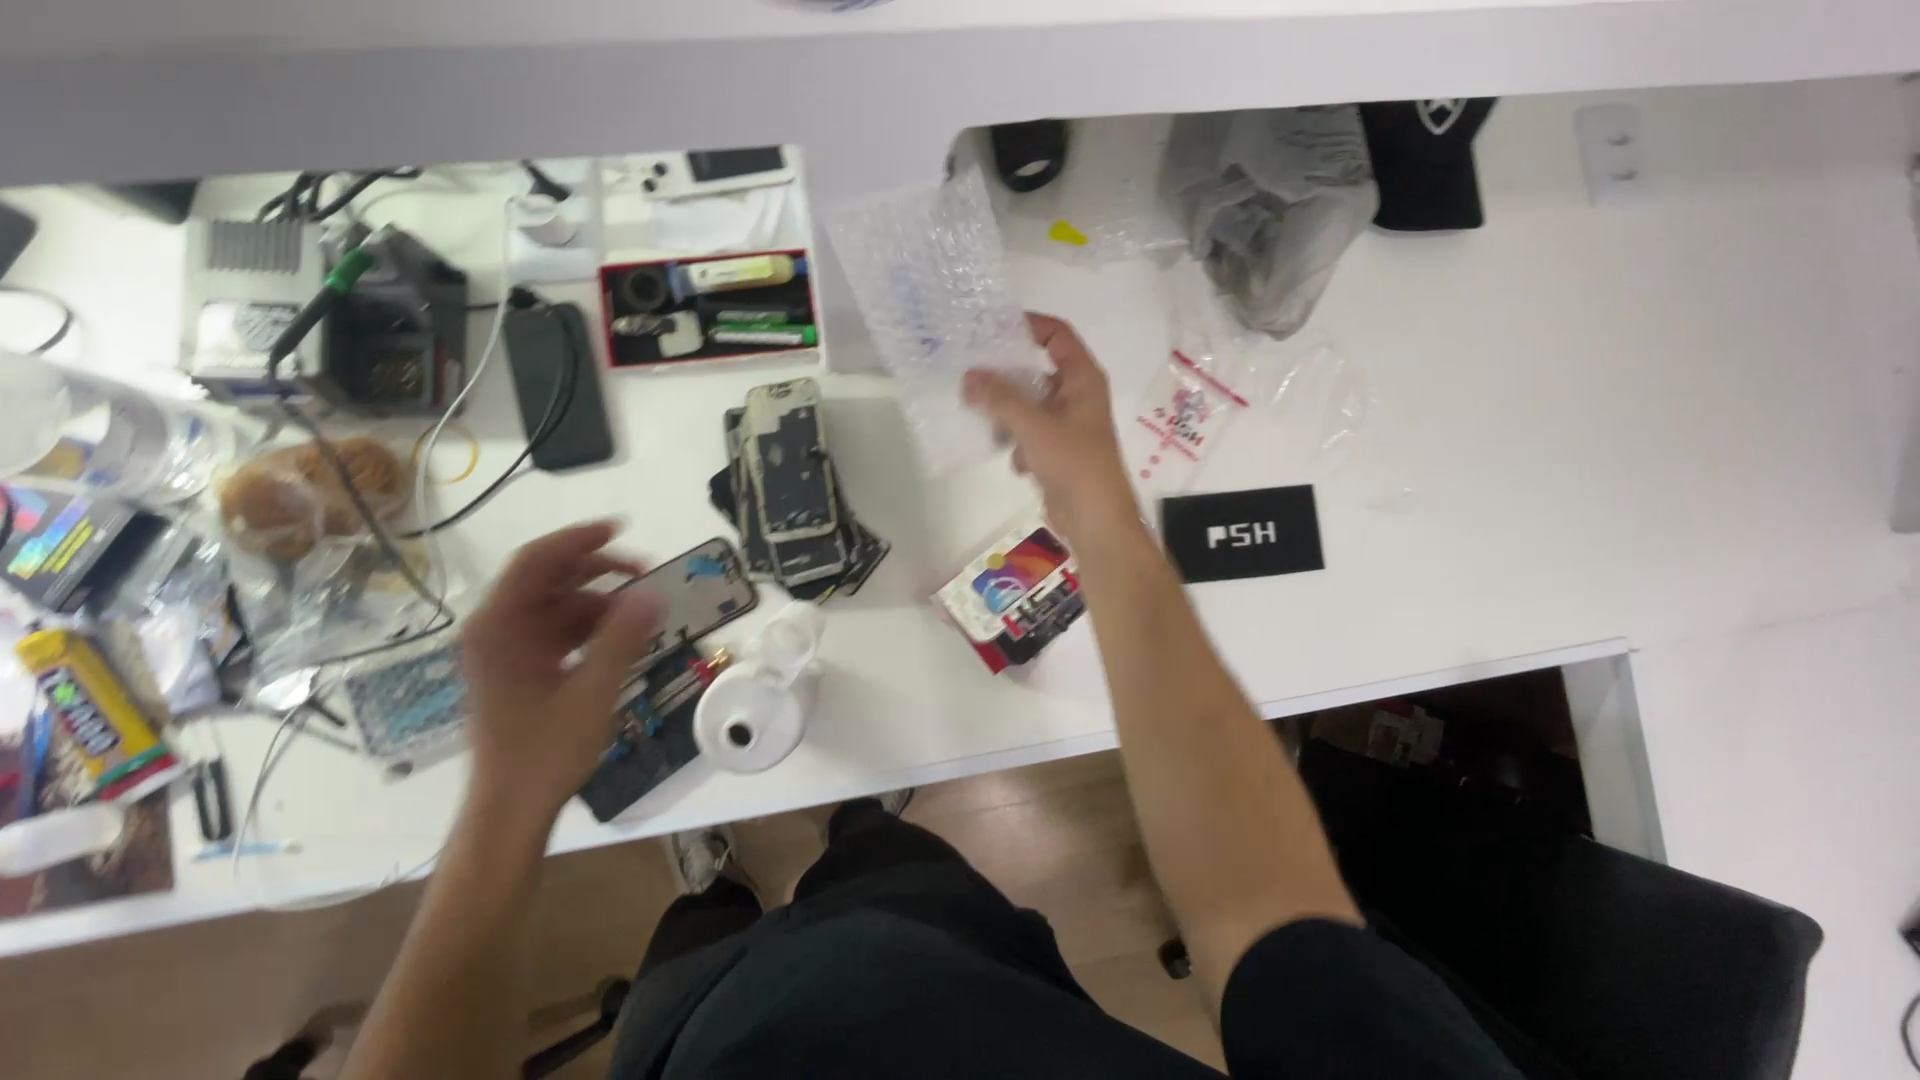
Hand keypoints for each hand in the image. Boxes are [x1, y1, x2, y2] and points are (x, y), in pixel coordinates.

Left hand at [460, 523, 664, 822]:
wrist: (509, 811)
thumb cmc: (544, 754)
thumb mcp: (592, 693)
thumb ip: (622, 638)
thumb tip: (652, 592)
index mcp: (498, 628)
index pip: (536, 561)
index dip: (579, 540)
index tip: (622, 529)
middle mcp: (494, 631)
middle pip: (547, 580)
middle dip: (597, 571)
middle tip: (644, 572)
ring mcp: (504, 651)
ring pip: (555, 606)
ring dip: (598, 602)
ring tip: (640, 611)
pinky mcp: (517, 670)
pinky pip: (555, 631)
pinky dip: (588, 628)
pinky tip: (621, 637)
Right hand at [964, 314, 1140, 545]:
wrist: (1095, 519)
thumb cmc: (1074, 463)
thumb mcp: (1033, 426)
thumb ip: (1000, 399)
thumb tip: (969, 376)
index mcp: (1082, 379)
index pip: (1057, 334)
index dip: (1029, 324)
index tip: (992, 327)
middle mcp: (1077, 396)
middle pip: (1037, 370)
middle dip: (1006, 374)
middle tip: (970, 370)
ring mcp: (1067, 424)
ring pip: (1029, 405)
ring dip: (1007, 413)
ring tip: (980, 416)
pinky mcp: (1057, 451)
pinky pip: (1029, 434)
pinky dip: (1018, 443)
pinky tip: (1014, 459)